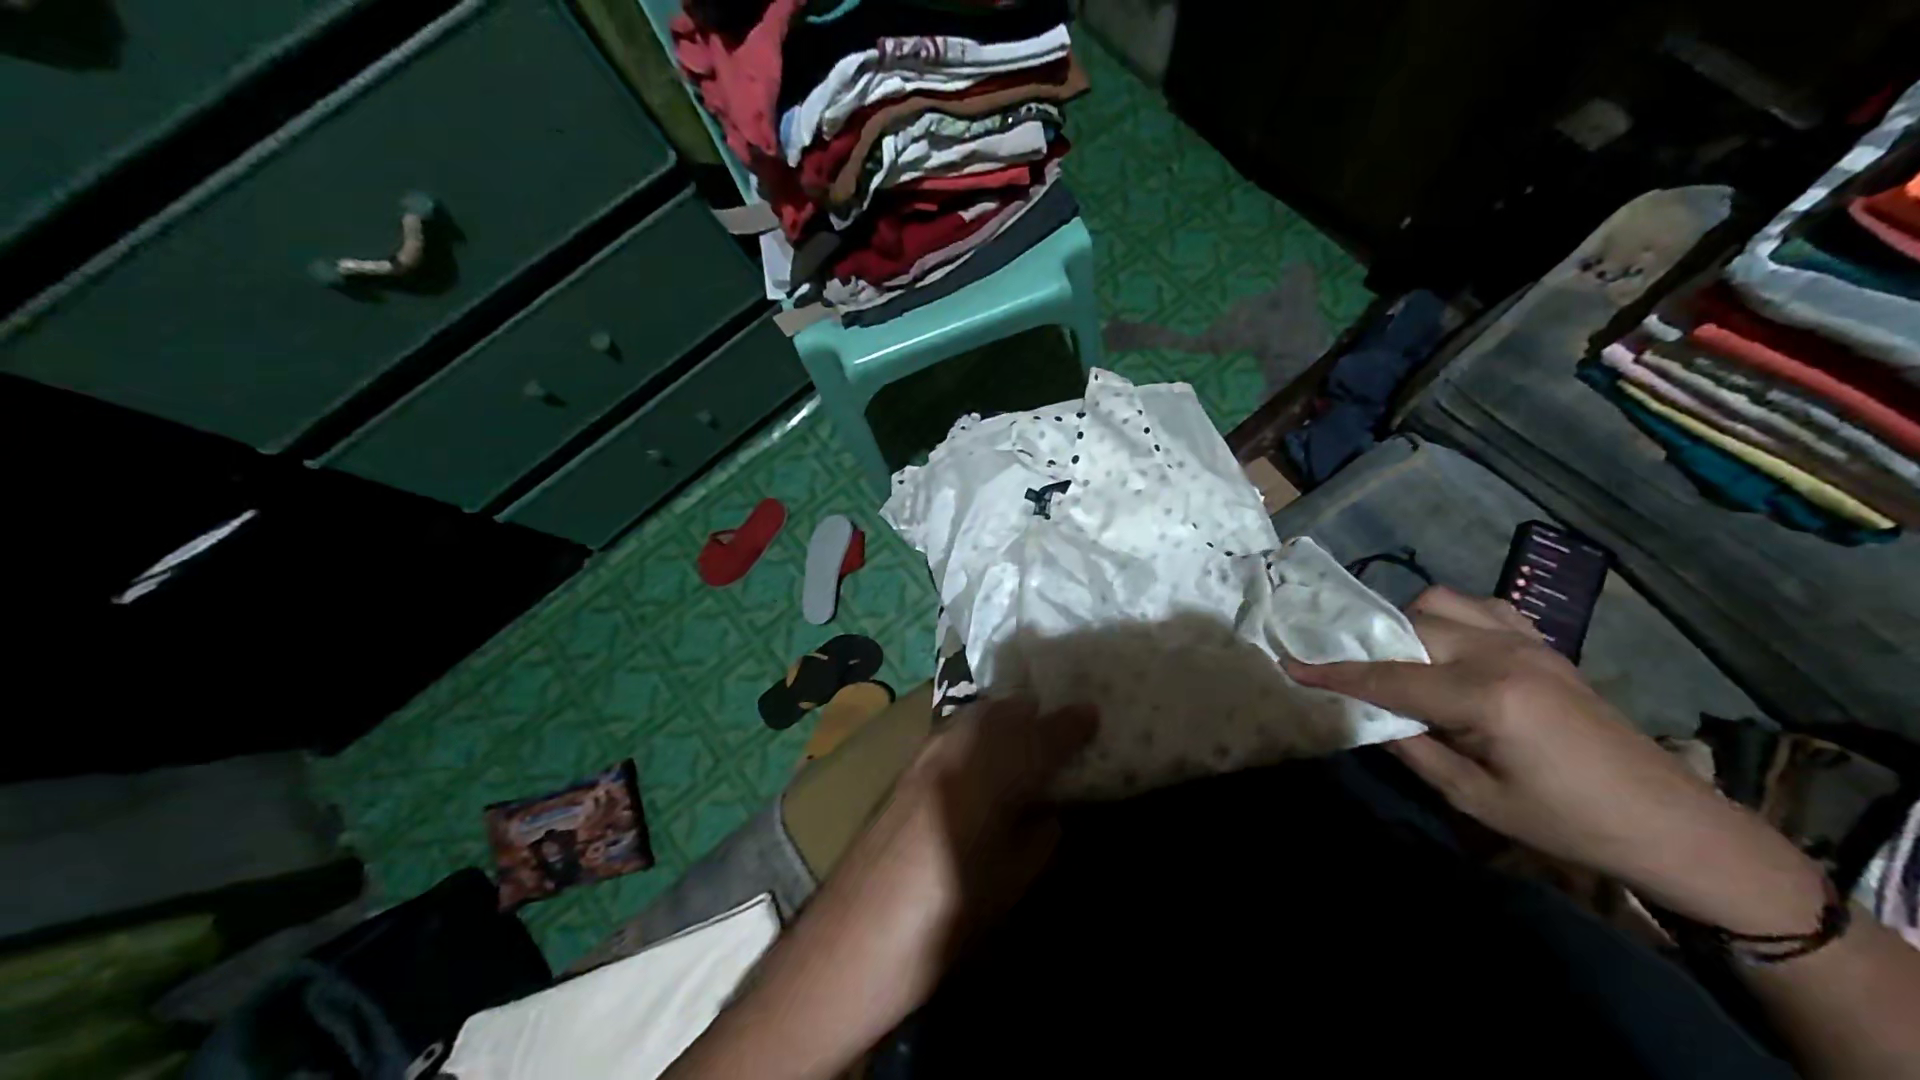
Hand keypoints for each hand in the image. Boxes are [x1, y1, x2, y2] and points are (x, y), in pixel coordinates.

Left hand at [850, 696, 1098, 961]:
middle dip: (1033, 715)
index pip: (1037, 739)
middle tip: (1059, 728)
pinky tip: (981, 757)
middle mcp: (953, 756)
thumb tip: (1048, 813)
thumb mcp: (1003, 890)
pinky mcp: (900, 774)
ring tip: (1024, 736)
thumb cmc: (939, 926)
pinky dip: (974, 733)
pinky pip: (949, 735)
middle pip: (1000, 714)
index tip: (1092, 713)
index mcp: (986, 782)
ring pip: (971, 718)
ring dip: (1002, 719)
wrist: (847, 945)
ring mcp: (921, 761)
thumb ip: (1034, 842)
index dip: (1068, 725)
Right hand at [1286, 586, 1825, 935]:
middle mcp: (1502, 654)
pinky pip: (1482, 606)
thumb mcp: (1472, 797)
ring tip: (1398, 656)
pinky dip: (1450, 615)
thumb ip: (1410, 745)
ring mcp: (1527, 642)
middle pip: (1409, 628)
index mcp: (1486, 698)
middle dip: (1367, 643)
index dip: (1333, 673)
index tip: (1289, 664)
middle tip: (1342, 667)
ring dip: (1407, 622)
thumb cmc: (1565, 822)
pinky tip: (1447, 643)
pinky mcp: (1544, 644)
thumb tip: (1364, 712)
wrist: (1670, 823)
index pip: (1388, 677)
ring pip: (1441, 602)